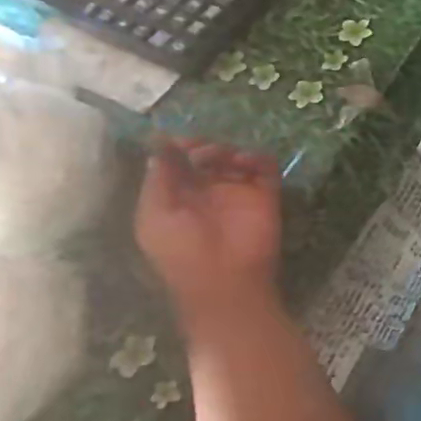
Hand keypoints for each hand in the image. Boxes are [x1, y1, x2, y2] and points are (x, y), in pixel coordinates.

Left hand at [135, 139, 282, 320]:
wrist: (226, 280)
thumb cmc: (181, 252)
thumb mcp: (155, 214)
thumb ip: (160, 179)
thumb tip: (160, 143)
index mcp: (178, 195)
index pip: (177, 162)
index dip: (175, 146)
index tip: (176, 141)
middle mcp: (208, 191)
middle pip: (206, 155)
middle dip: (202, 146)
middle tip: (202, 152)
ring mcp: (238, 193)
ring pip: (235, 158)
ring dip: (228, 149)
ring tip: (225, 158)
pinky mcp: (265, 196)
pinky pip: (265, 169)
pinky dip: (258, 158)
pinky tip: (246, 161)